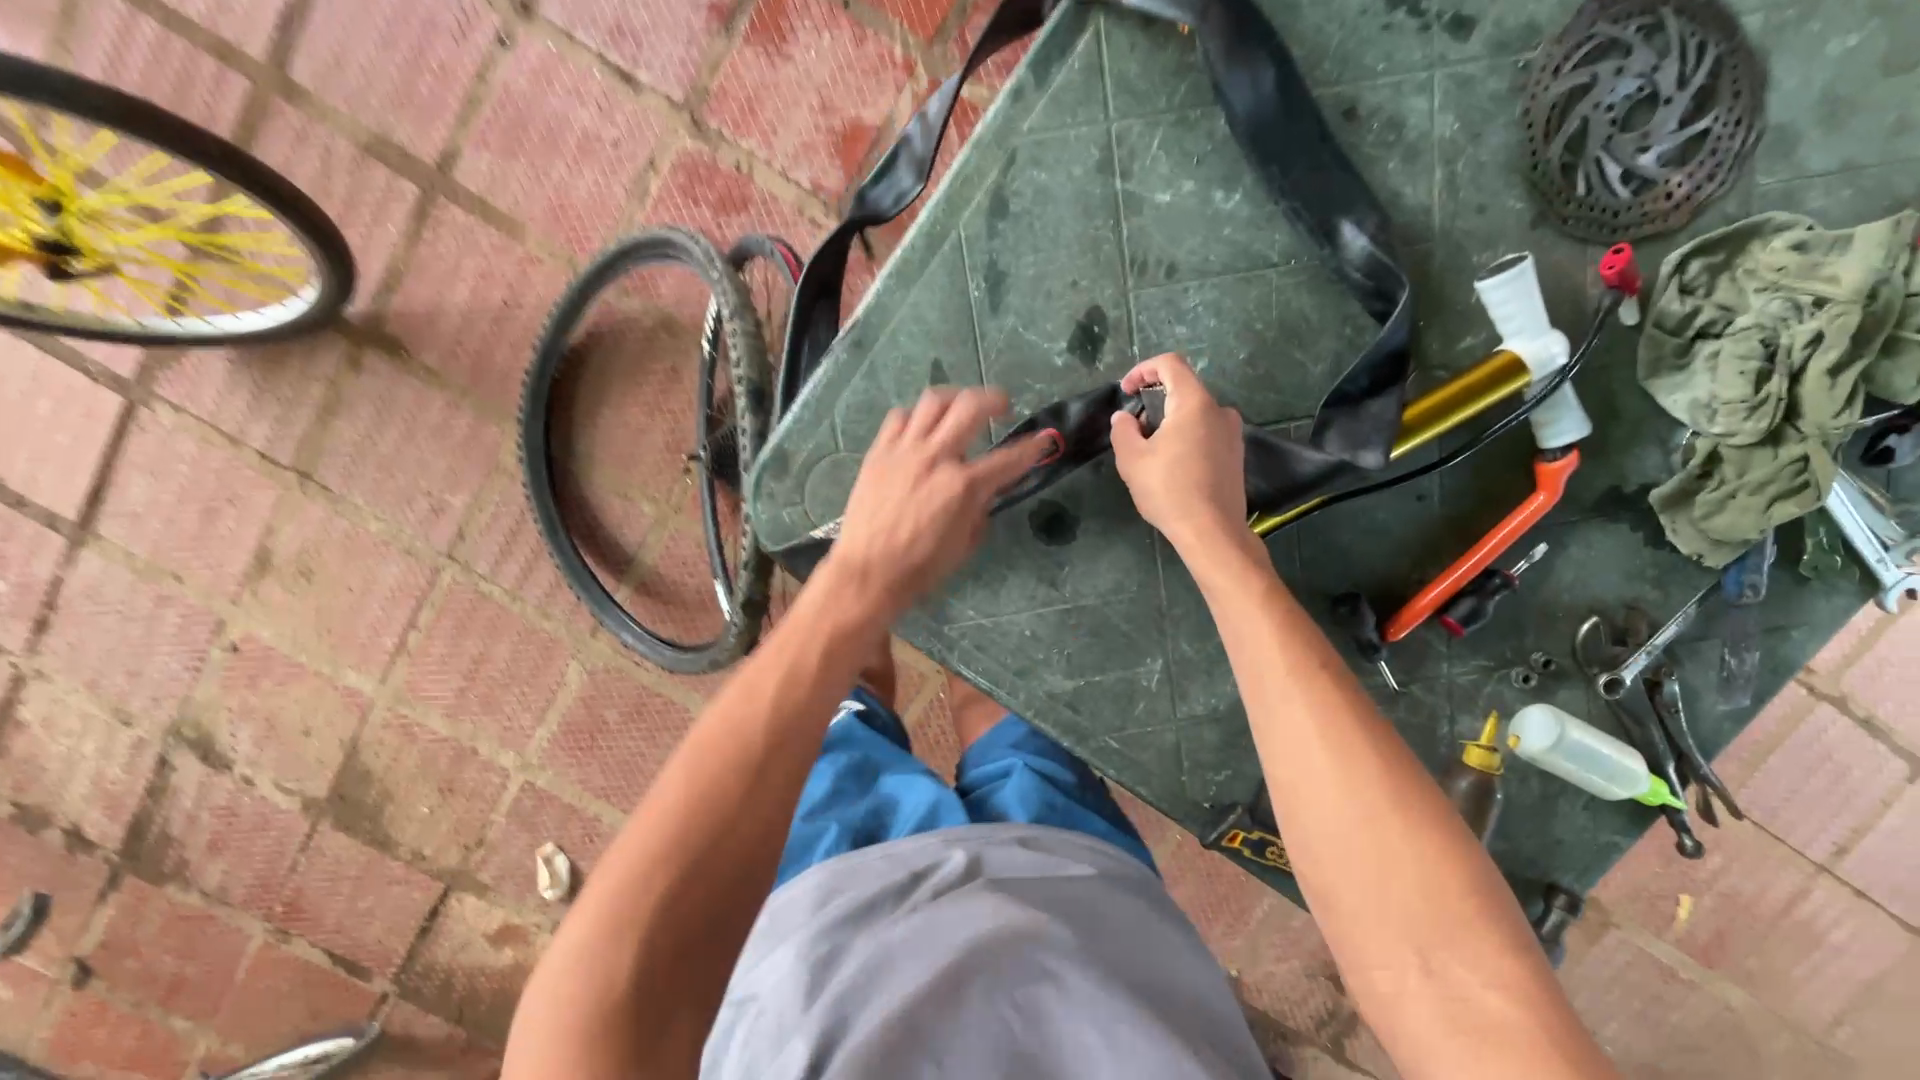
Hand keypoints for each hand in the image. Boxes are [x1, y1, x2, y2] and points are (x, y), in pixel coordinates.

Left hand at [823, 386, 1044, 619]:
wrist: (868, 572)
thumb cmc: (921, 567)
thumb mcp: (964, 543)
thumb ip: (980, 509)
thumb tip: (985, 490)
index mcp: (963, 486)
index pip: (1009, 458)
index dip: (1033, 447)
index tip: (1044, 439)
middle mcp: (936, 458)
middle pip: (971, 406)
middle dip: (995, 399)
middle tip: (1003, 407)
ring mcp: (904, 450)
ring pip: (933, 401)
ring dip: (955, 398)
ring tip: (961, 408)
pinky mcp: (879, 452)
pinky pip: (900, 417)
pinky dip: (916, 416)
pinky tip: (922, 428)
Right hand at [1110, 354, 1247, 552]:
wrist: (1212, 531)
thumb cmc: (1169, 491)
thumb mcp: (1132, 459)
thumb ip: (1123, 430)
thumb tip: (1124, 418)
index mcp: (1194, 403)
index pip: (1170, 364)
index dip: (1143, 369)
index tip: (1127, 392)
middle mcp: (1219, 410)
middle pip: (1183, 389)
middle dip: (1154, 401)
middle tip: (1134, 430)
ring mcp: (1232, 433)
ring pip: (1195, 413)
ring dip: (1170, 422)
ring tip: (1151, 452)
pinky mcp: (1236, 454)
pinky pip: (1206, 432)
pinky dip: (1186, 437)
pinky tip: (1173, 466)